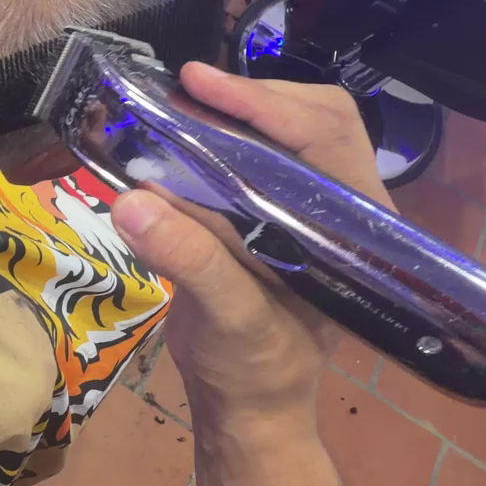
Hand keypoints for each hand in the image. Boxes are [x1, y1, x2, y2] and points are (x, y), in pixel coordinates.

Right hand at [109, 62, 388, 443]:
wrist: (245, 402)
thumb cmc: (255, 367)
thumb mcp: (230, 320)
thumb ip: (190, 262)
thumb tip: (129, 202)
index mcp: (356, 225)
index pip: (324, 134)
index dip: (264, 103)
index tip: (199, 83)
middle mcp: (338, 206)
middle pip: (307, 119)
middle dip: (246, 98)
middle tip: (182, 90)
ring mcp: (302, 211)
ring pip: (276, 135)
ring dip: (226, 116)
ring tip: (172, 108)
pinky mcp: (264, 218)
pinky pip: (243, 163)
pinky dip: (206, 144)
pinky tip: (171, 143)